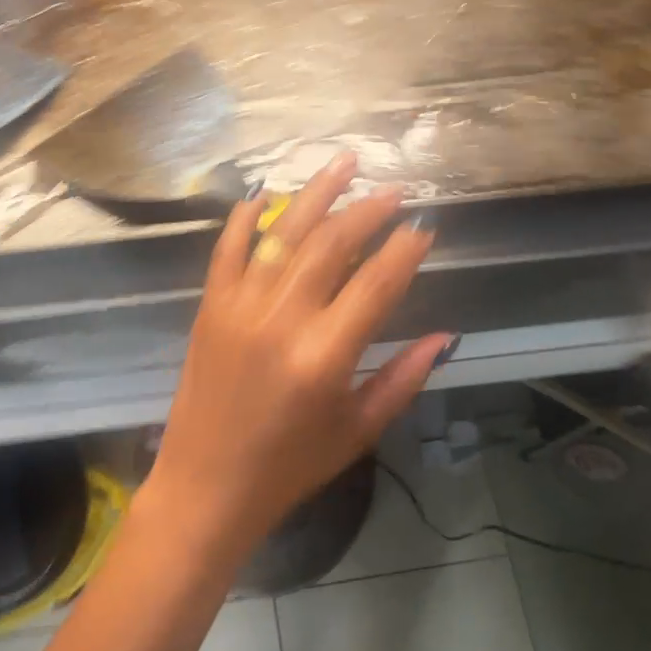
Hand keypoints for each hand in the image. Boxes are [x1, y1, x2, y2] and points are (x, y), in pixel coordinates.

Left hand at [145, 151, 452, 546]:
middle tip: (394, 191)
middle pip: (331, 244)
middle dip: (368, 210)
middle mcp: (281, 320)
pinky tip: (266, 193)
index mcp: (325, 356)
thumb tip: (446, 336)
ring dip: (315, 194)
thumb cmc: (289, 467)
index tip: (425, 227)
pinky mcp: (209, 308)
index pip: (376, 283)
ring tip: (344, 163)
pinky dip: (246, 218)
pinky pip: (228, 249)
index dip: (405, 249)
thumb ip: (403, 378)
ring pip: (282, 233)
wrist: (204, 487)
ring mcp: (239, 308)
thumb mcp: (357, 430)